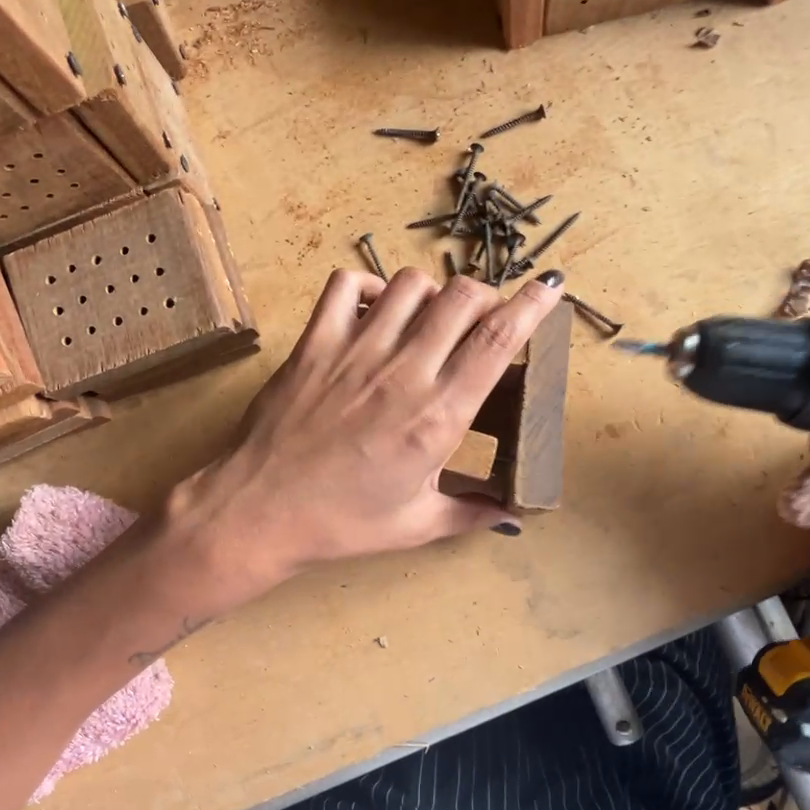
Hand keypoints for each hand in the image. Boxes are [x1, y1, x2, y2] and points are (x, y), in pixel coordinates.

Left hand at [164, 267, 566, 602]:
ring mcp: (355, 351)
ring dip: (432, 291)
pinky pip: (345, 285)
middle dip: (487, 295)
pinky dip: (368, 285)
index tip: (550, 287)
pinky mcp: (314, 343)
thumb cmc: (341, 523)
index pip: (497, 340)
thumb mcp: (416, 525)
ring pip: (410, 284)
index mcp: (438, 416)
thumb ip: (472, 512)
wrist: (259, 511)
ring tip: (430, 316)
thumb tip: (512, 513)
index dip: (532, 305)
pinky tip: (374, 309)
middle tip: (485, 316)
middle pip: (462, 298)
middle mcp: (403, 372)